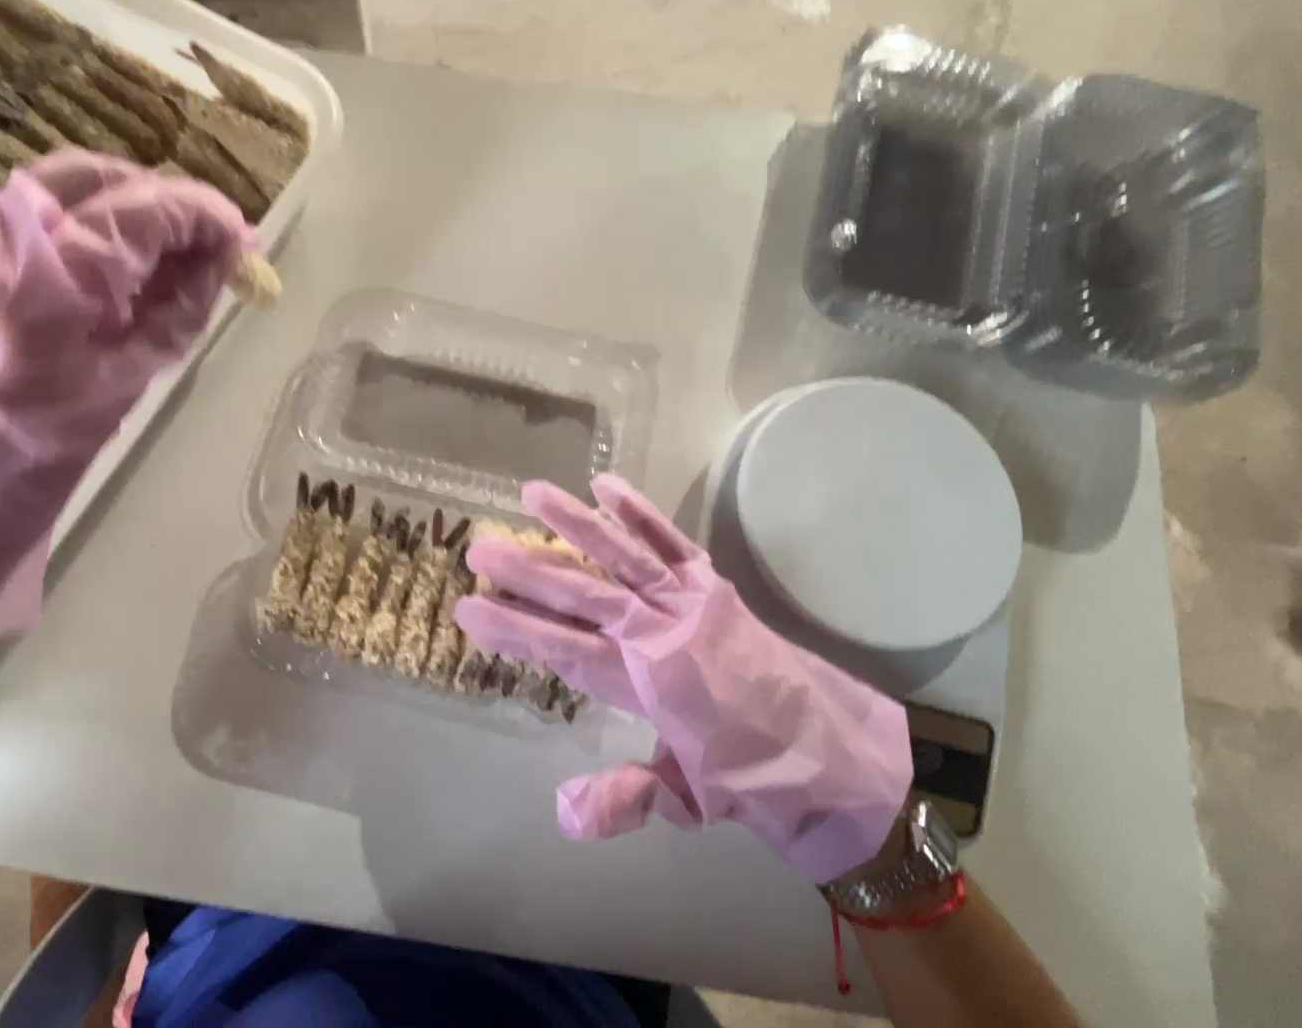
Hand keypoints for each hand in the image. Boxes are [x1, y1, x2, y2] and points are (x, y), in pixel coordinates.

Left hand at [0, 151, 251, 693]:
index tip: (239, 235)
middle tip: (201, 244)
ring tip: (155, 265)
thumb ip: (170, 318)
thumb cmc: (20, 483)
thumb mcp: (115, 399)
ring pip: (46, 197)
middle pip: (87, 179)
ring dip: (112, 218)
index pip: (136, 210)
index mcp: (39, 289)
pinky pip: (12, 230)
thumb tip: (217, 265)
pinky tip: (92, 286)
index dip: (198, 213)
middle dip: (154, 203)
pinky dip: (67, 243)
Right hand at [454, 474, 912, 883]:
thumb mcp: (684, 801)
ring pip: (624, 557)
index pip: (567, 651)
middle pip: (585, 598)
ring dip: (576, 525)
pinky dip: (642, 514)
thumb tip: (563, 815)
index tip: (468, 610)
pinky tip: (606, 486)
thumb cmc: (747, 780)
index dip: (515, 630)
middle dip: (529, 574)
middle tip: (478, 550)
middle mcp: (664, 636)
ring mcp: (692, 604)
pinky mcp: (715, 586)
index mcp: (648, 687)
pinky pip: (674, 543)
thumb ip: (624, 800)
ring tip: (530, 494)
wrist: (833, 758)